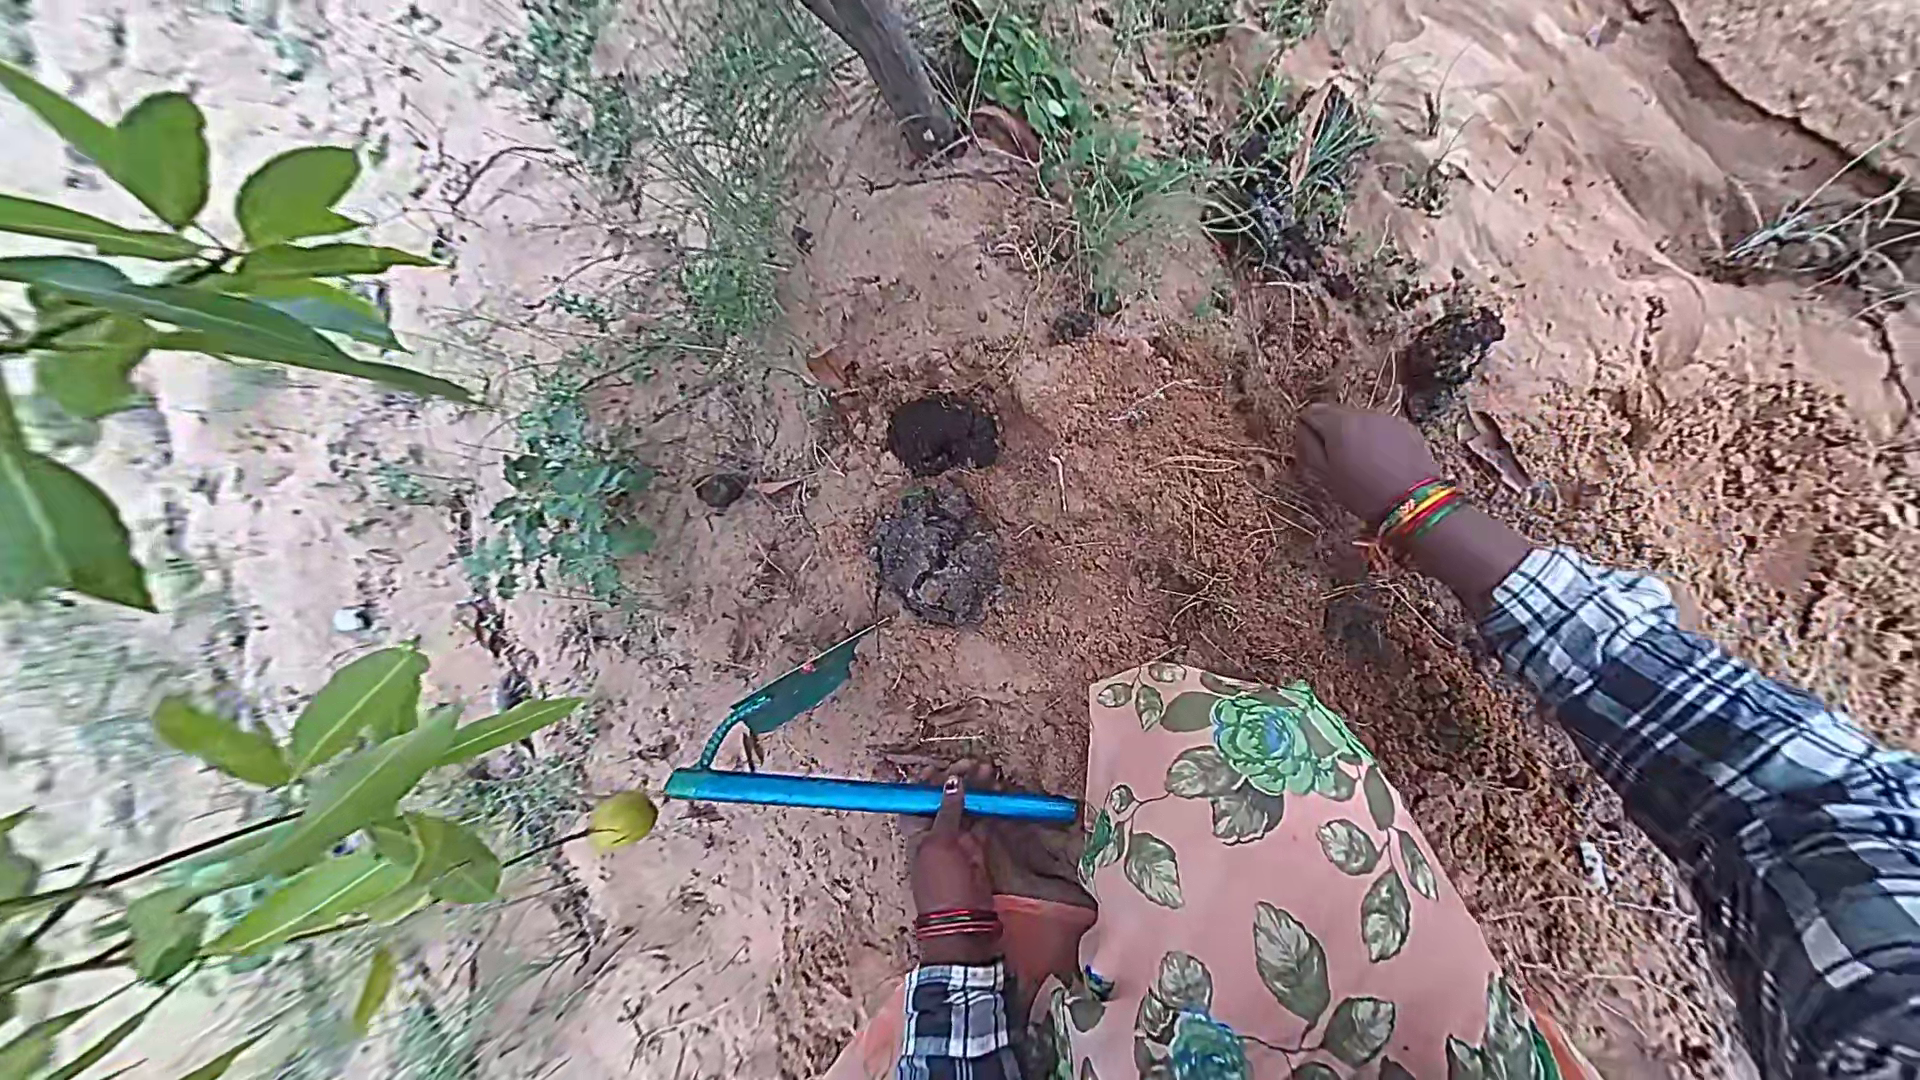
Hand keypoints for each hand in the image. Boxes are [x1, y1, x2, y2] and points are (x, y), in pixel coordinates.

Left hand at [909, 772, 999, 963]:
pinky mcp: (976, 850)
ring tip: (990, 772)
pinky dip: (990, 807)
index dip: (931, 779)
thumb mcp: (940, 844)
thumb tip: (952, 781)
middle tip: (976, 765)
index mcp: (917, 830)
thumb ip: (948, 810)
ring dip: (977, 789)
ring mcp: (956, 841)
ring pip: (967, 807)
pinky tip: (999, 793)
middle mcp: (935, 832)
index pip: (920, 796)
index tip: (946, 767)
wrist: (965, 928)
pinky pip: (982, 822)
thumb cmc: (943, 885)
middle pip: (946, 798)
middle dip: (960, 779)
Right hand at [1294, 403, 1442, 522]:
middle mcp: (1363, 414)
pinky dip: (1372, 436)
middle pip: (1335, 412)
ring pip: (1358, 419)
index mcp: (1338, 424)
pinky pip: (1379, 426)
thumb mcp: (1323, 473)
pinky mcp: (1406, 427)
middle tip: (1332, 456)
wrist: (1412, 499)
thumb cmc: (1360, 491)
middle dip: (1329, 429)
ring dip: (1352, 432)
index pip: (1311, 412)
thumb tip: (1302, 428)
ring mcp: (1387, 418)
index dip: (1306, 428)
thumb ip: (1308, 445)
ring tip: (1356, 460)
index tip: (1310, 447)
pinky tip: (1377, 459)